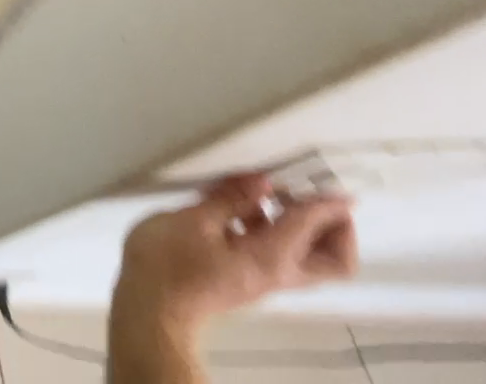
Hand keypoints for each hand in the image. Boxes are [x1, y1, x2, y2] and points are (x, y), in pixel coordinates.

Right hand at [115, 173, 358, 331]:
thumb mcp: (193, 221)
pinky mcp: (245, 276)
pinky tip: (235, 208)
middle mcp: (278, 272)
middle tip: (313, 196)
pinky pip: (277, 253)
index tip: (332, 181)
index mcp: (270, 257)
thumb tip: (262, 182)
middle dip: (334, 228)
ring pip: (305, 256)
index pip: (310, 226)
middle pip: (333, 259)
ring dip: (299, 224)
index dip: (325, 202)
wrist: (151, 304)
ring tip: (265, 192)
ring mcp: (263, 277)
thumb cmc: (168, 260)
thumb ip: (229, 201)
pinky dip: (271, 229)